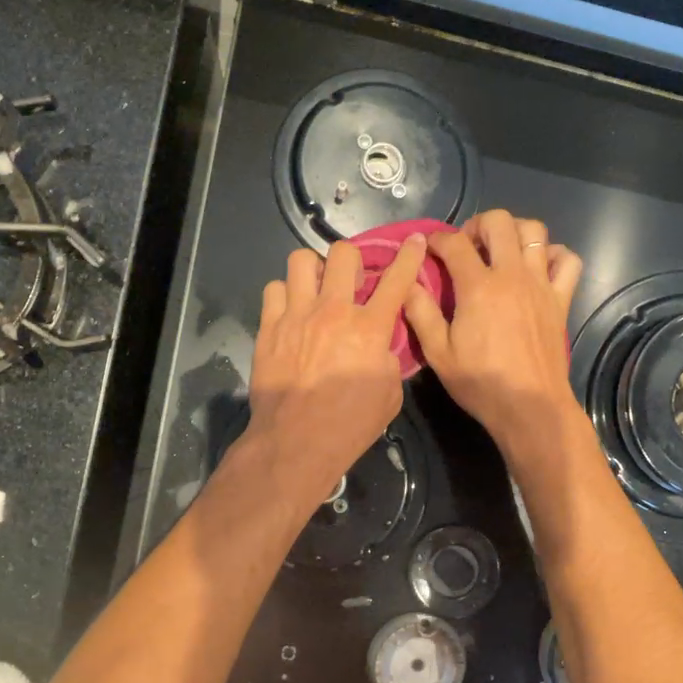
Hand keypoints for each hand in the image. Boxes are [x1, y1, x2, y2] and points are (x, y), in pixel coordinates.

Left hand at [240, 235, 425, 506]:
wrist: (296, 440)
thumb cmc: (350, 425)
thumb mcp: (389, 393)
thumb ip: (388, 359)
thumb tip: (379, 345)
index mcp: (369, 328)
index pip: (396, 279)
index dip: (408, 256)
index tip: (413, 242)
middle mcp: (333, 311)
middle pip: (343, 254)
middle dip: (352, 260)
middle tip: (351, 281)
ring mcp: (296, 315)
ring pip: (301, 261)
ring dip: (313, 271)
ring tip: (315, 289)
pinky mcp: (268, 327)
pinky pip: (274, 289)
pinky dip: (285, 295)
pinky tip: (290, 312)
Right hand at [404, 210, 584, 457]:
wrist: (530, 406)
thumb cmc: (481, 383)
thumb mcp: (439, 354)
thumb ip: (421, 313)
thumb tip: (407, 282)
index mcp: (478, 287)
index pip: (455, 243)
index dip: (438, 240)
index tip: (430, 250)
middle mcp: (512, 275)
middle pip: (499, 222)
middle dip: (477, 225)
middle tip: (467, 248)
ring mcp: (541, 284)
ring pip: (535, 232)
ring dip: (514, 232)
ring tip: (500, 252)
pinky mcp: (561, 299)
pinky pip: (567, 260)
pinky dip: (553, 255)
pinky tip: (538, 268)